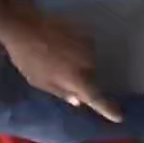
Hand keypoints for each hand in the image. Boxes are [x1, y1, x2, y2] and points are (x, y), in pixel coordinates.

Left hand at [0, 13, 122, 122]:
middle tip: (60, 75)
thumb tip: (79, 101)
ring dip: (77, 64)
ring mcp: (89, 47)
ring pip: (88, 63)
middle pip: (91, 78)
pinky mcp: (86, 34)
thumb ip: (61, 92)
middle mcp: (88, 64)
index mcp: (76, 79)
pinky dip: (76, 51)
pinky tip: (60, 45)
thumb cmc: (28, 58)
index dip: (108, 108)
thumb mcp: (38, 81)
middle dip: (81, 80)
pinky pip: (85, 49)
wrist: (25, 25)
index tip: (118, 117)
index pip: (97, 98)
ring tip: (56, 58)